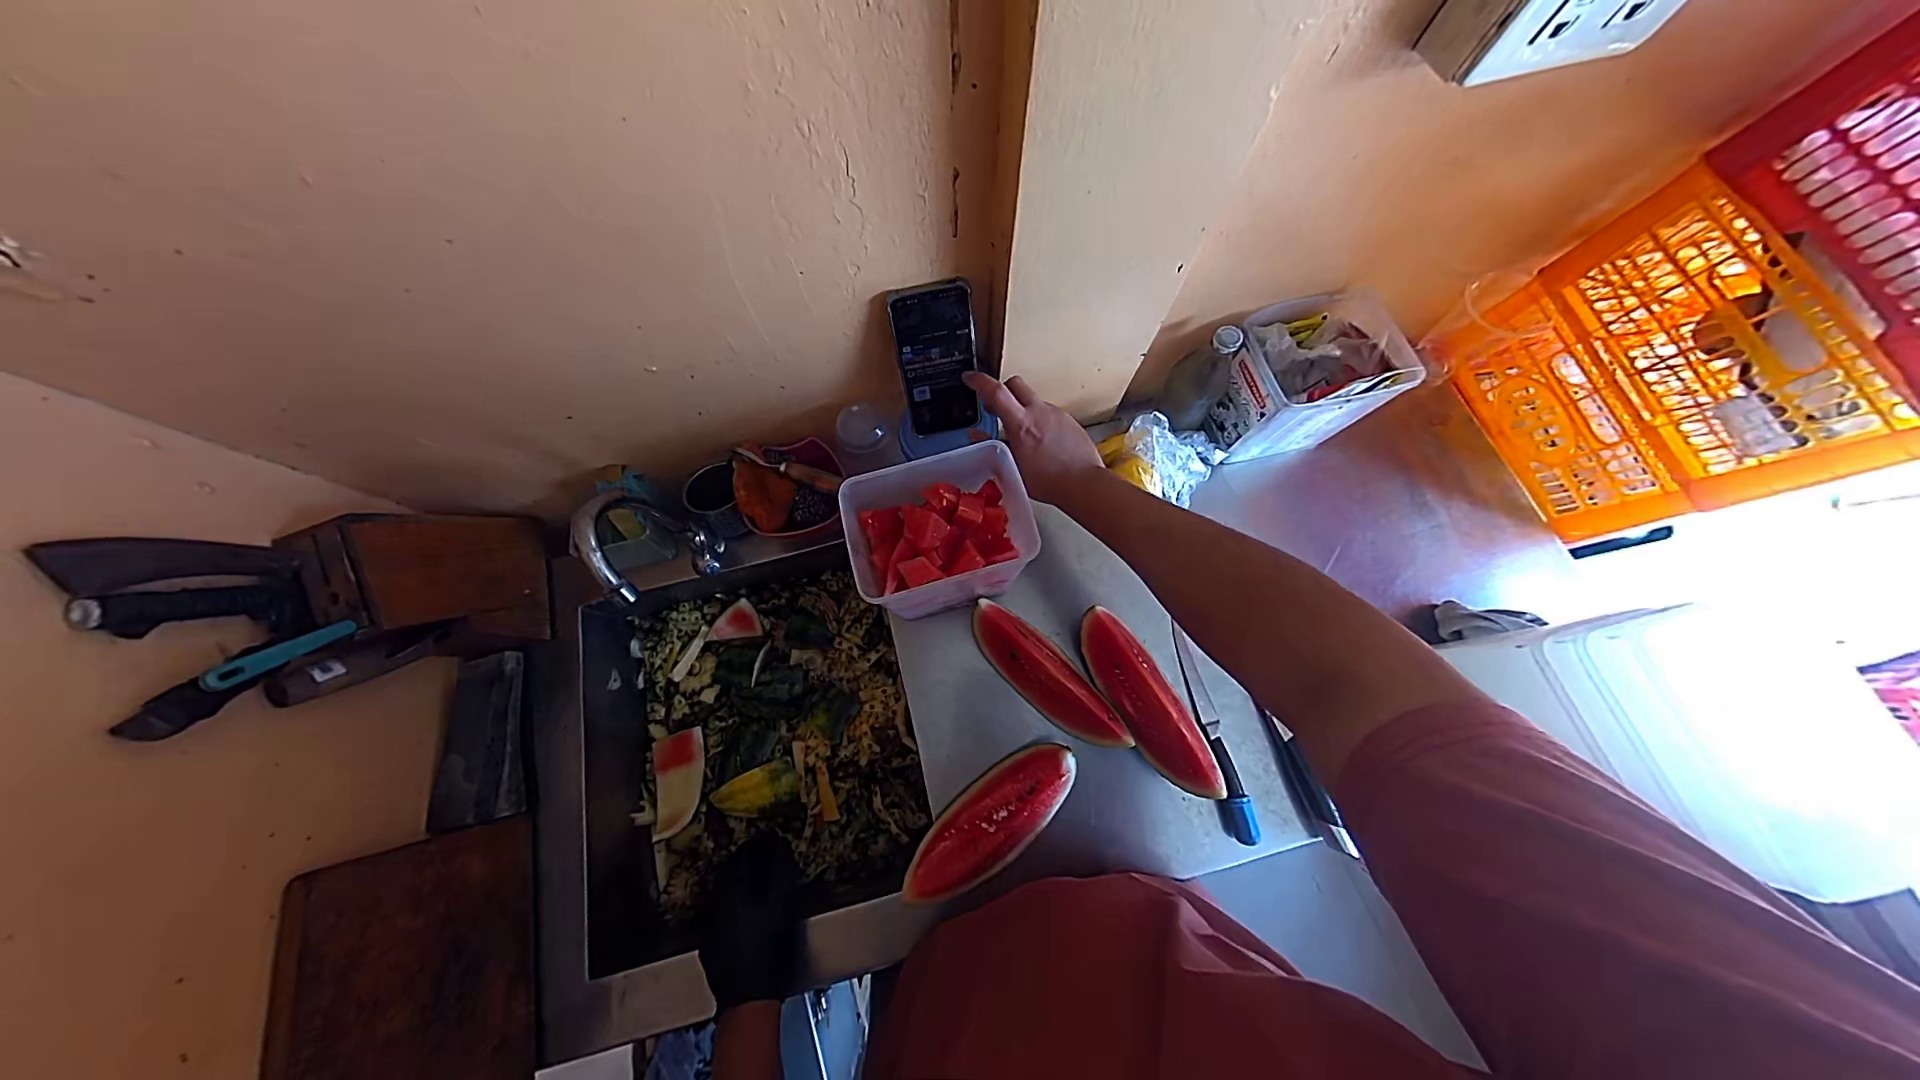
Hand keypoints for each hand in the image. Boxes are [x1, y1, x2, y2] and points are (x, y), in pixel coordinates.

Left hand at [699, 832, 802, 1014]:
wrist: (750, 1000)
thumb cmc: (771, 951)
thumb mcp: (783, 905)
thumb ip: (780, 871)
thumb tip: (778, 844)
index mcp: (731, 893)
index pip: (741, 857)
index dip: (757, 845)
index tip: (770, 838)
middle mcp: (715, 907)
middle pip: (729, 875)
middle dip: (747, 864)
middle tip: (766, 858)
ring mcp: (710, 929)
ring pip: (724, 895)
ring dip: (741, 886)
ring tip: (761, 884)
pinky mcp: (709, 948)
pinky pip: (721, 916)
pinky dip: (735, 908)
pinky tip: (749, 916)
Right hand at [964, 372, 1107, 506]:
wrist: (1084, 483)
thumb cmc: (1049, 481)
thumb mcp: (1012, 466)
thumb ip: (992, 446)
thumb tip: (977, 435)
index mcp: (1022, 424)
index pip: (996, 391)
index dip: (979, 381)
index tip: (970, 378)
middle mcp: (1040, 412)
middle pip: (1015, 383)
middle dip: (1001, 389)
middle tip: (994, 405)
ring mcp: (1056, 414)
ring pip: (1032, 399)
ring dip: (1021, 407)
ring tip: (1019, 431)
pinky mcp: (1069, 420)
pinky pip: (1048, 412)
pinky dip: (1039, 419)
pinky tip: (1040, 439)